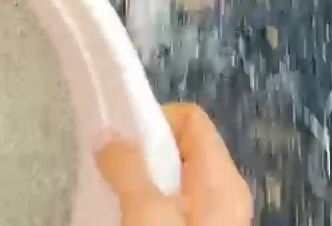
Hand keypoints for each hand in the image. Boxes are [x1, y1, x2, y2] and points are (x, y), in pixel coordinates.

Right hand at [97, 102, 253, 225]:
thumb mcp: (148, 212)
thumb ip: (126, 167)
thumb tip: (107, 132)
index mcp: (223, 178)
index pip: (189, 116)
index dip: (154, 119)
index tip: (124, 142)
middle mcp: (223, 194)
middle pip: (176, 145)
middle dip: (140, 151)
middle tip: (113, 170)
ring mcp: (212, 220)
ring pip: (168, 178)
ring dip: (137, 181)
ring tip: (116, 196)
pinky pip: (167, 205)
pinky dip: (144, 205)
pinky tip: (125, 216)